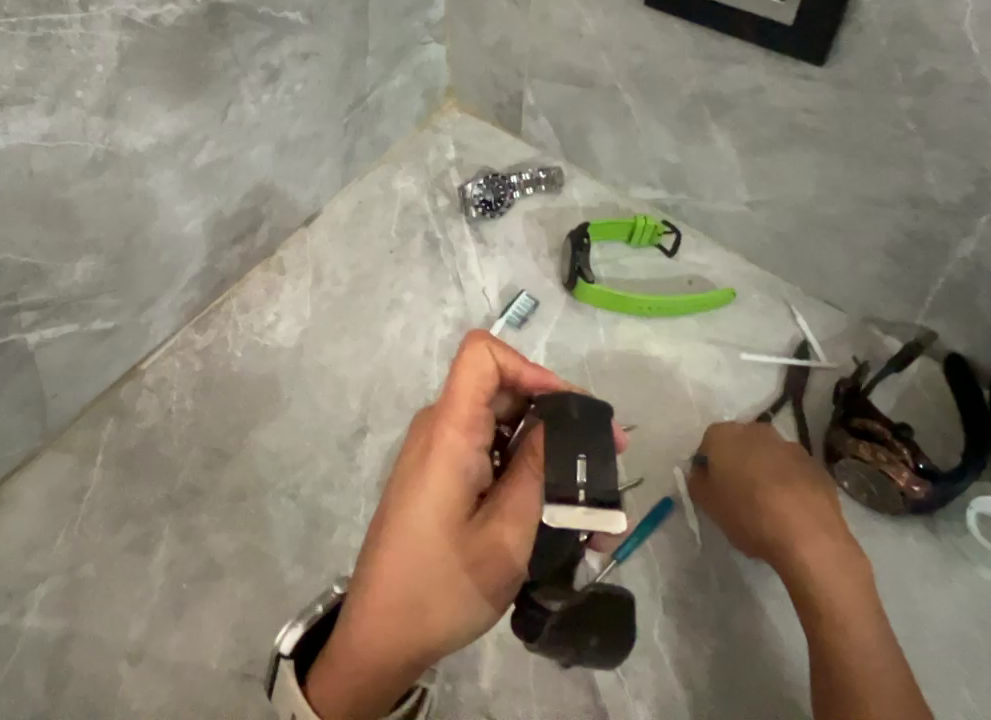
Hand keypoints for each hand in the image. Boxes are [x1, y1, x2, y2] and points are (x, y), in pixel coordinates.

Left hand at [305, 331, 623, 719]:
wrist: (381, 635)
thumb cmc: (442, 586)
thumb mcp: (506, 533)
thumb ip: (536, 468)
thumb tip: (559, 419)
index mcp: (449, 430)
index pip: (482, 354)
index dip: (531, 368)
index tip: (573, 411)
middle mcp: (440, 429)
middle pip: (503, 391)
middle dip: (560, 420)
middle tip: (609, 462)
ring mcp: (439, 455)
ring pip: (504, 430)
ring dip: (550, 459)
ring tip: (596, 512)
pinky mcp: (442, 479)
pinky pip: (490, 458)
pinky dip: (527, 479)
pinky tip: (565, 523)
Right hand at [686, 421, 861, 580]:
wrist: (809, 536)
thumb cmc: (749, 515)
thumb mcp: (708, 504)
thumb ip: (697, 482)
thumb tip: (701, 473)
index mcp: (725, 435)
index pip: (707, 443)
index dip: (707, 465)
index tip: (711, 488)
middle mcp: (757, 431)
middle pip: (740, 444)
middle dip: (737, 463)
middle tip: (736, 493)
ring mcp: (790, 446)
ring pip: (769, 455)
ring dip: (764, 471)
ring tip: (767, 504)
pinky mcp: (816, 465)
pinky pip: (793, 470)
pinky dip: (789, 482)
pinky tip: (790, 509)